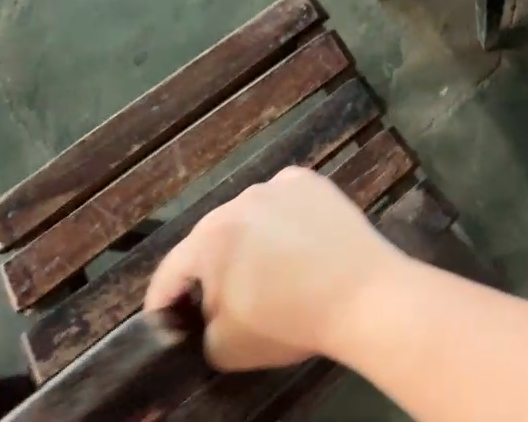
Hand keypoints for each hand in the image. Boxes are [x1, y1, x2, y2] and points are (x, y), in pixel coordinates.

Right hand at [144, 165, 408, 370]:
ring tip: (268, 272)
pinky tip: (296, 242)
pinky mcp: (314, 182)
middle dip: (212, 270)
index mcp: (210, 237)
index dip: (164, 302)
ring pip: (249, 217)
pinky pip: (284, 201)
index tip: (168, 321)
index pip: (170, 272)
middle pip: (211, 240)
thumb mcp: (223, 346)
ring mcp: (280, 185)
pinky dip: (282, 219)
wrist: (363, 294)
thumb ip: (199, 326)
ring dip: (248, 241)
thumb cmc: (290, 321)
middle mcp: (241, 200)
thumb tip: (208, 311)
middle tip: (224, 301)